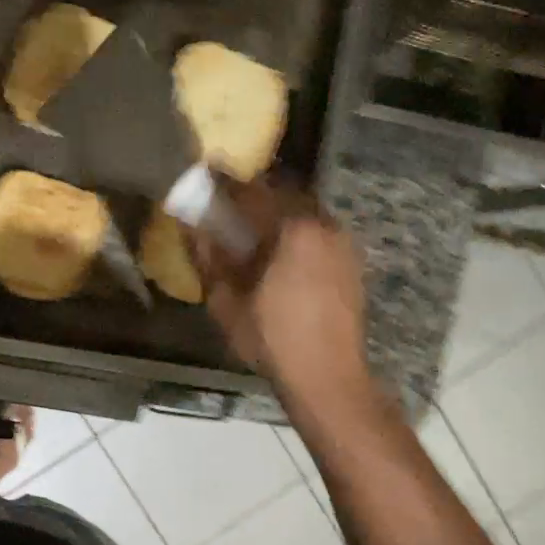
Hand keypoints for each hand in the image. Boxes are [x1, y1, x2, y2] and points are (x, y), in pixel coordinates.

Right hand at [193, 177, 372, 407]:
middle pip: (284, 193)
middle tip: (229, 196)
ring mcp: (342, 242)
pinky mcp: (351, 262)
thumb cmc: (271, 338)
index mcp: (291, 229)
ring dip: (278, 210)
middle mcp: (322, 225)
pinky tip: (280, 249)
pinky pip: (318, 230)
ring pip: (304, 211)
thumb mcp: (226, 301)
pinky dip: (296, 230)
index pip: (251, 193)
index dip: (225, 181)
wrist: (327, 376)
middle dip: (255, 191)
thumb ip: (209, 258)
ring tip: (253, 223)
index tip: (207, 169)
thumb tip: (194, 228)